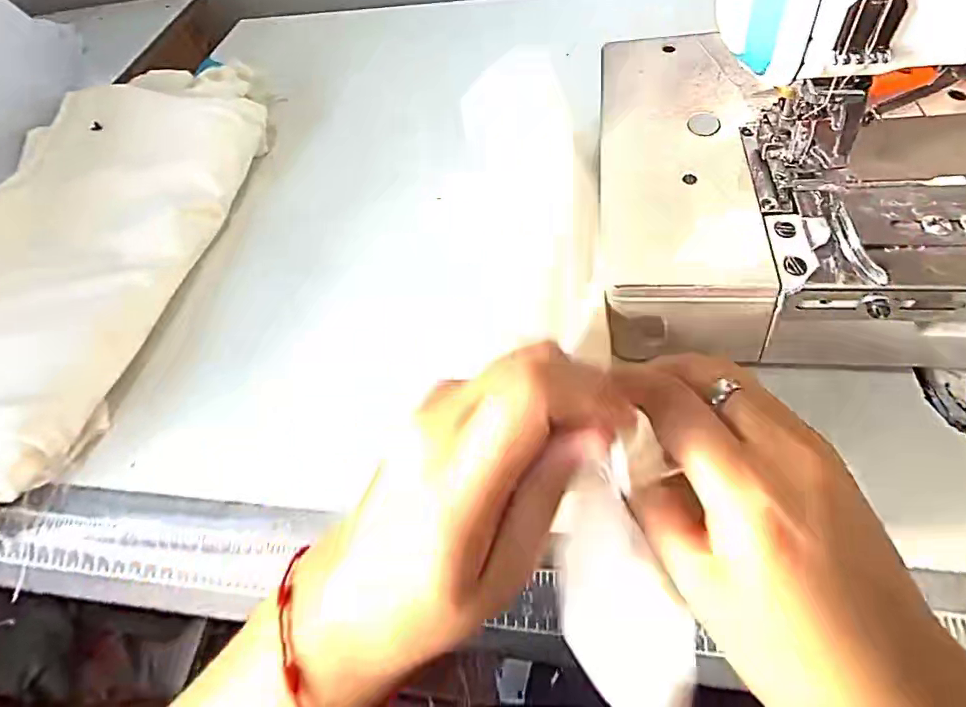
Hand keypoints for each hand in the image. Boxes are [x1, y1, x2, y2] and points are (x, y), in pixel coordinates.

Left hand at [178, 342, 628, 706]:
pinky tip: (545, 431)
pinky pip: (499, 375)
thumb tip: (595, 431)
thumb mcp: (502, 573)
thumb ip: (547, 492)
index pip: (529, 390)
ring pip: (517, 360)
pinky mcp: (431, 402)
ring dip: (563, 383)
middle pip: (528, 361)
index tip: (622, 422)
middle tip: (612, 426)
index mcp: (452, 473)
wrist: (343, 601)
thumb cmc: (425, 606)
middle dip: (585, 382)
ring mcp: (430, 404)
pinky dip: (537, 388)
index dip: (588, 391)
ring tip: (584, 430)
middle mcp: (438, 420)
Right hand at [614, 356, 965, 706]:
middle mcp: (789, 454)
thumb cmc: (807, 658)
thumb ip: (657, 513)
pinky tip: (712, 443)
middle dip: (664, 370)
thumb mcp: (702, 588)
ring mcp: (815, 449)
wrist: (893, 678)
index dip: (631, 386)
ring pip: (739, 382)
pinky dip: (728, 407)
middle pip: (712, 371)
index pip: (676, 402)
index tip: (609, 390)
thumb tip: (630, 466)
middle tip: (633, 393)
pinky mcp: (829, 455)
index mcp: (750, 492)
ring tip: (667, 421)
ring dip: (696, 386)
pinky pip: (766, 406)